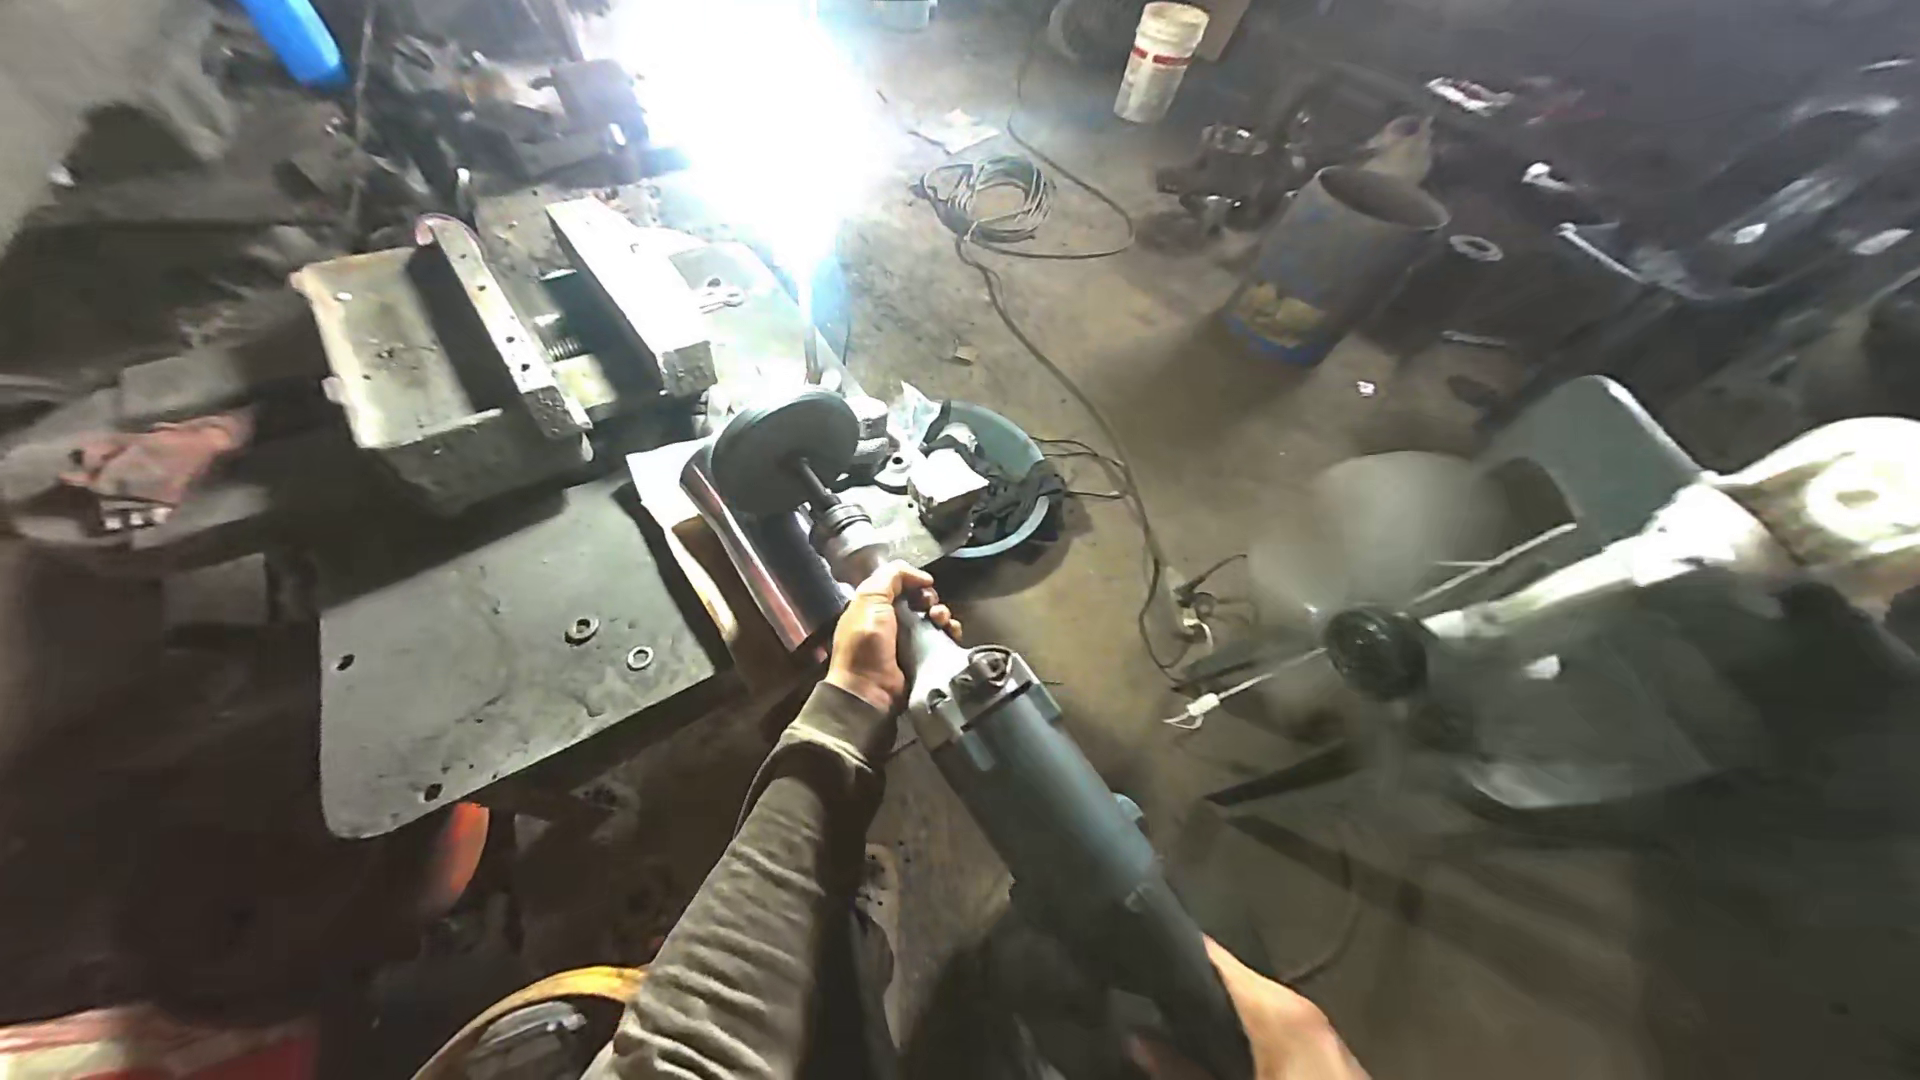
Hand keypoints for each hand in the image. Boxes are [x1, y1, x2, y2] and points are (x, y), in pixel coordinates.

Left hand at [825, 561, 961, 714]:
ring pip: (935, 617)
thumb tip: (920, 576)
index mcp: (874, 606)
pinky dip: (950, 631)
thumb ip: (889, 578)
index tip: (923, 584)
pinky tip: (950, 631)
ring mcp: (910, 640)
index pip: (900, 584)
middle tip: (929, 605)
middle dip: (930, 598)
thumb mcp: (869, 600)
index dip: (913, 580)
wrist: (869, 691)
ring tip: (940, 619)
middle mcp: (892, 621)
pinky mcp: (924, 656)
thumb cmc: (865, 645)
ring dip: (942, 613)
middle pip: (920, 599)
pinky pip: (943, 638)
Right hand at [1129, 939, 1367, 1079]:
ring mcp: (1320, 1037)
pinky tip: (1221, 1057)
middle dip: (1188, 990)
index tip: (1134, 956)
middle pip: (1228, 980)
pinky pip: (1274, 1033)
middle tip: (1146, 998)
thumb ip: (1181, 1070)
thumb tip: (1134, 1036)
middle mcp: (1300, 1009)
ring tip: (1174, 1027)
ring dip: (1217, 1016)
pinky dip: (1245, 1038)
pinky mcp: (1328, 1063)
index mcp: (1278, 1009)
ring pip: (1251, 1007)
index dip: (1169, 950)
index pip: (1210, 953)